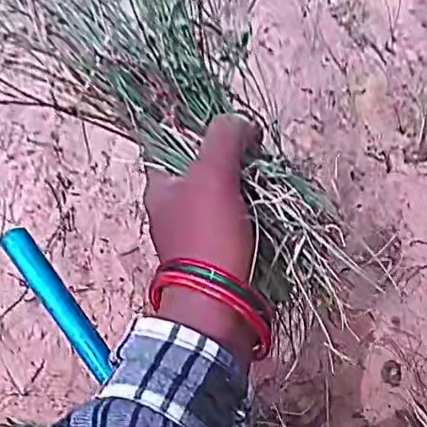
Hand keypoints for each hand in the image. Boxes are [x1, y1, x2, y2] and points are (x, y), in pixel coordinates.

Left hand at [144, 115, 260, 279]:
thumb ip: (224, 138)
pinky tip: (267, 212)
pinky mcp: (216, 254)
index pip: (169, 142)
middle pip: (201, 169)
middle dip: (230, 159)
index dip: (198, 129)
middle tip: (255, 156)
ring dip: (245, 187)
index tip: (229, 129)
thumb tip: (242, 123)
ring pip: (221, 195)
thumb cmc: (207, 238)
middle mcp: (172, 210)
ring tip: (266, 184)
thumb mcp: (212, 174)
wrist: (218, 302)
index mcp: (159, 188)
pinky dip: (250, 214)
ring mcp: (194, 234)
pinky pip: (234, 222)